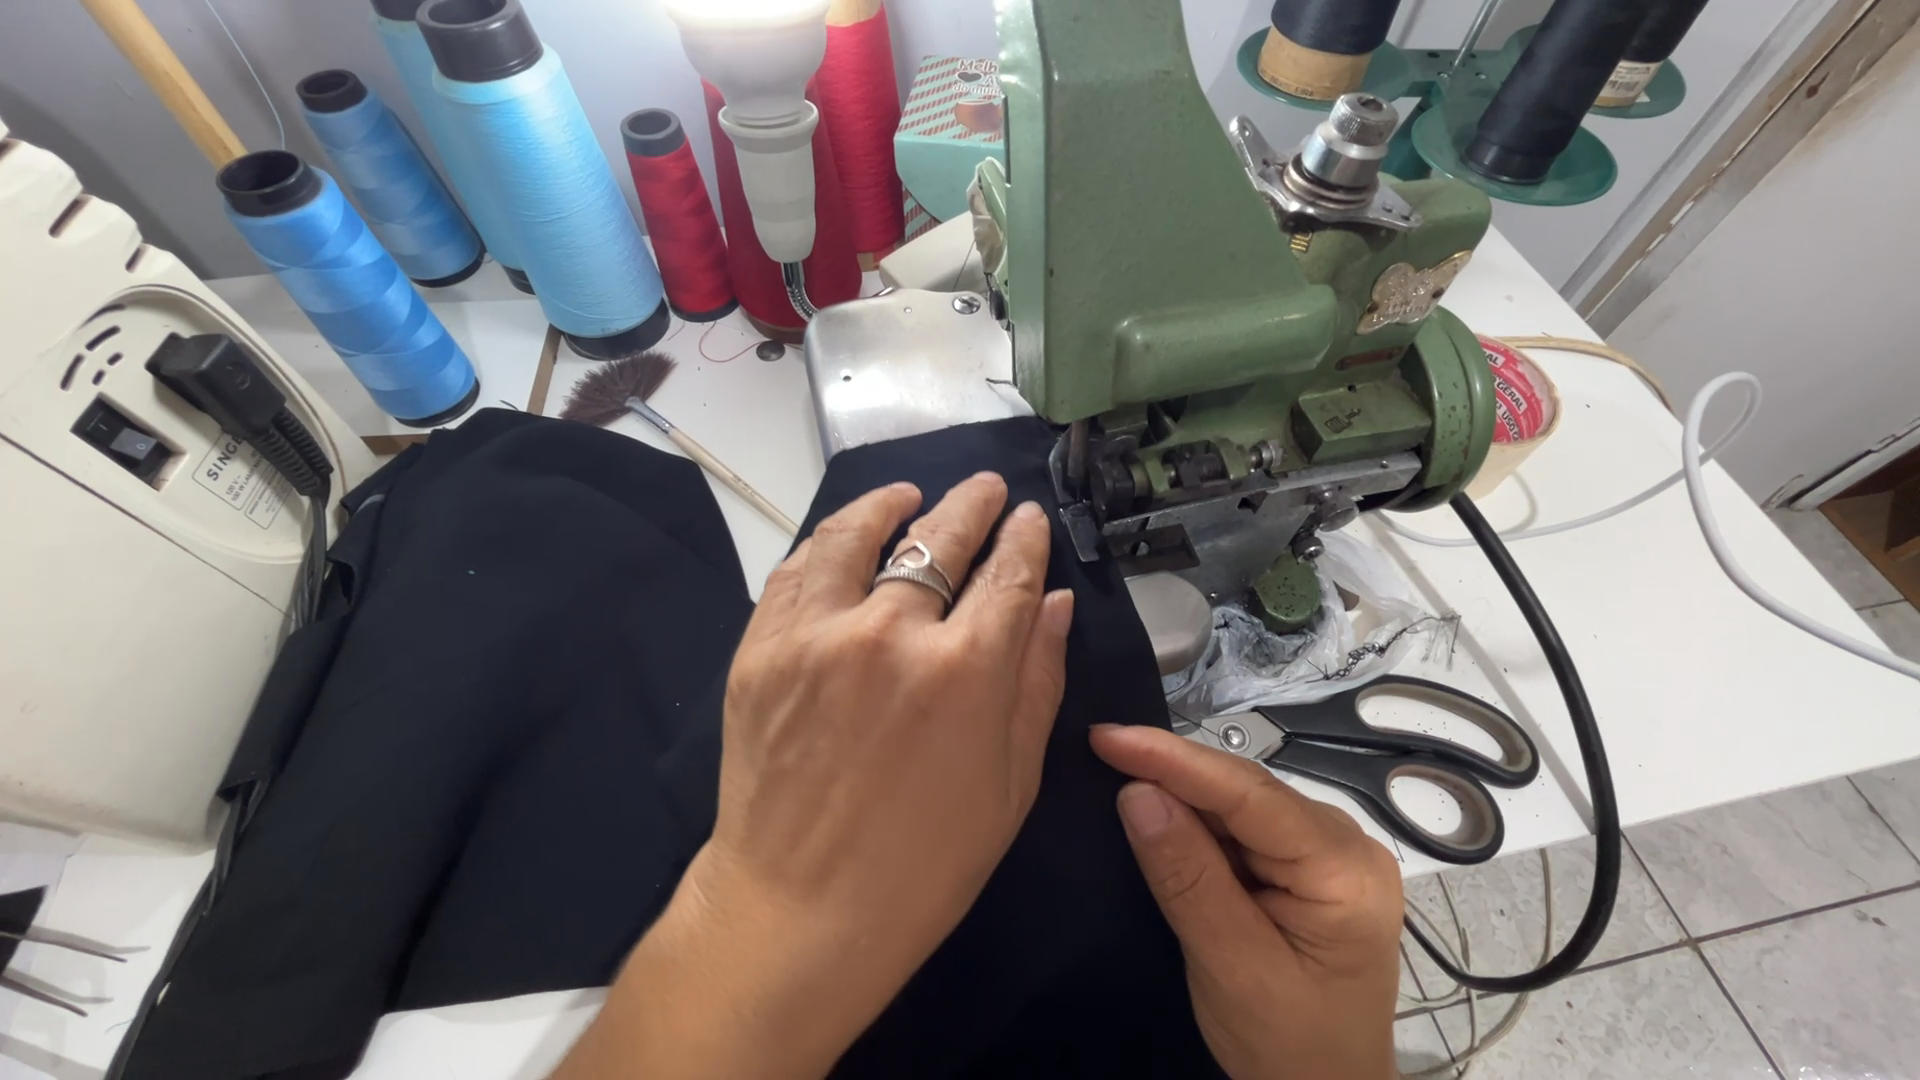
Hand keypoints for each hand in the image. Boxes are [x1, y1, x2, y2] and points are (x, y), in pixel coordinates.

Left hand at [556, 474, 1073, 1079]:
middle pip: (940, 539)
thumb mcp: (1010, 782)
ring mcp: (816, 634)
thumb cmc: (925, 863)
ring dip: (890, 504)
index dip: (1026, 539)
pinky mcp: (761, 647)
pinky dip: (827, 544)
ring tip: (908, 494)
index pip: (1008, 574)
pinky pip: (796, 570)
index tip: (1031, 518)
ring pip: (857, 535)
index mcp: (965, 671)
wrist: (798, 911)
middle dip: (972, 505)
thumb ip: (1037, 680)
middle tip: (987, 488)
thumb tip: (1054, 602)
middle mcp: (891, 632)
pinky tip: (845, 539)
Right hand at [1090, 724, 1403, 1079]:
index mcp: (1344, 870)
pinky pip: (1238, 825)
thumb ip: (1186, 876)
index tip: (1108, 737)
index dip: (1174, 759)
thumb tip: (1136, 792)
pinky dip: (1193, 819)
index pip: (1248, 794)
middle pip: (1243, 790)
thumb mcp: (1231, 967)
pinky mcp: (1302, 865)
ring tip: (1117, 768)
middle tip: (1101, 747)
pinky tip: (1158, 808)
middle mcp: (1344, 844)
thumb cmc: (1289, 1048)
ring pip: (1236, 802)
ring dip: (1178, 791)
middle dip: (1171, 769)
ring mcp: (1325, 852)